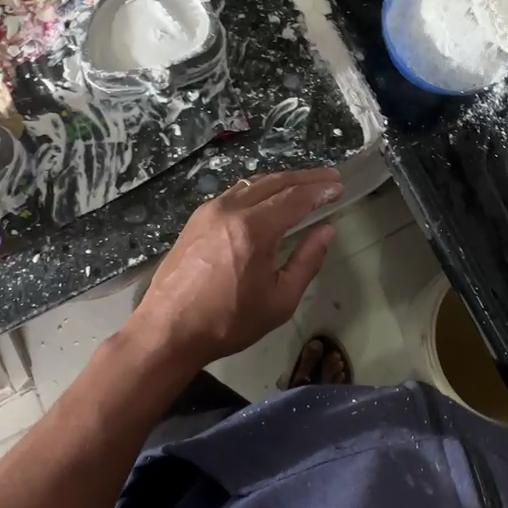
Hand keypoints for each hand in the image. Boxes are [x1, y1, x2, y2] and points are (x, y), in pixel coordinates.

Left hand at [125, 167, 341, 367]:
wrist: (168, 329)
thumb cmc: (228, 322)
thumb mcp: (279, 300)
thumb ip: (307, 261)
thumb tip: (327, 230)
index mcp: (254, 229)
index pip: (296, 198)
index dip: (320, 190)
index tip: (339, 186)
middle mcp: (232, 209)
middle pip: (276, 182)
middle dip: (306, 178)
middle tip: (329, 177)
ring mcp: (211, 210)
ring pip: (253, 183)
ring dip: (282, 180)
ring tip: (304, 183)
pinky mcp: (197, 217)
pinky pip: (236, 192)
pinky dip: (259, 188)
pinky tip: (268, 197)